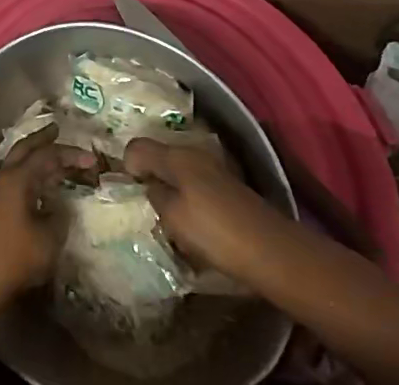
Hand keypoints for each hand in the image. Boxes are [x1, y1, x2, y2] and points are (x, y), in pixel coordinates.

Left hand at [0, 129, 94, 306]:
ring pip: (16, 163)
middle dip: (42, 138)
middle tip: (58, 129)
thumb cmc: (13, 257)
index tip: (92, 159)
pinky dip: (28, 174)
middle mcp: (4, 178)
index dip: (71, 154)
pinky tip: (36, 186)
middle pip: (25, 149)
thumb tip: (62, 205)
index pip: (48, 155)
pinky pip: (13, 179)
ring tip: (51, 156)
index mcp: (19, 178)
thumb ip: (60, 217)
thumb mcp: (49, 239)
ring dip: (34, 156)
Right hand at [123, 137, 300, 286]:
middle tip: (144, 204)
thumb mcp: (173, 216)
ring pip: (178, 170)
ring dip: (169, 186)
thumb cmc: (214, 231)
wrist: (270, 250)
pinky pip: (195, 182)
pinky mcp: (227, 185)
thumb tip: (150, 185)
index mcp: (176, 155)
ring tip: (167, 215)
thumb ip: (155, 196)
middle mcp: (194, 152)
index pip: (138, 147)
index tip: (128, 190)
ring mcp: (214, 167)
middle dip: (149, 175)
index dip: (128, 165)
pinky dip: (187, 195)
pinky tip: (191, 220)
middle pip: (160, 156)